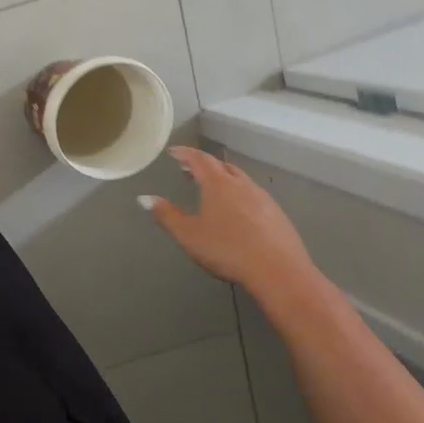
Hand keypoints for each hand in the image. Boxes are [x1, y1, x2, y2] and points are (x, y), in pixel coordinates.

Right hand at [143, 146, 315, 293]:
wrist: (278, 270)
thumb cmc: (226, 249)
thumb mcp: (188, 234)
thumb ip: (166, 215)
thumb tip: (144, 198)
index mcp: (219, 185)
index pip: (200, 160)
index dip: (185, 153)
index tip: (172, 151)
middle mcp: (243, 185)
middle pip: (222, 167)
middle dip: (204, 165)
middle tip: (188, 170)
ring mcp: (263, 199)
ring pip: (240, 180)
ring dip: (223, 179)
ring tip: (210, 190)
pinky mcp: (277, 215)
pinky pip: (253, 196)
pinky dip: (238, 195)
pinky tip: (236, 212)